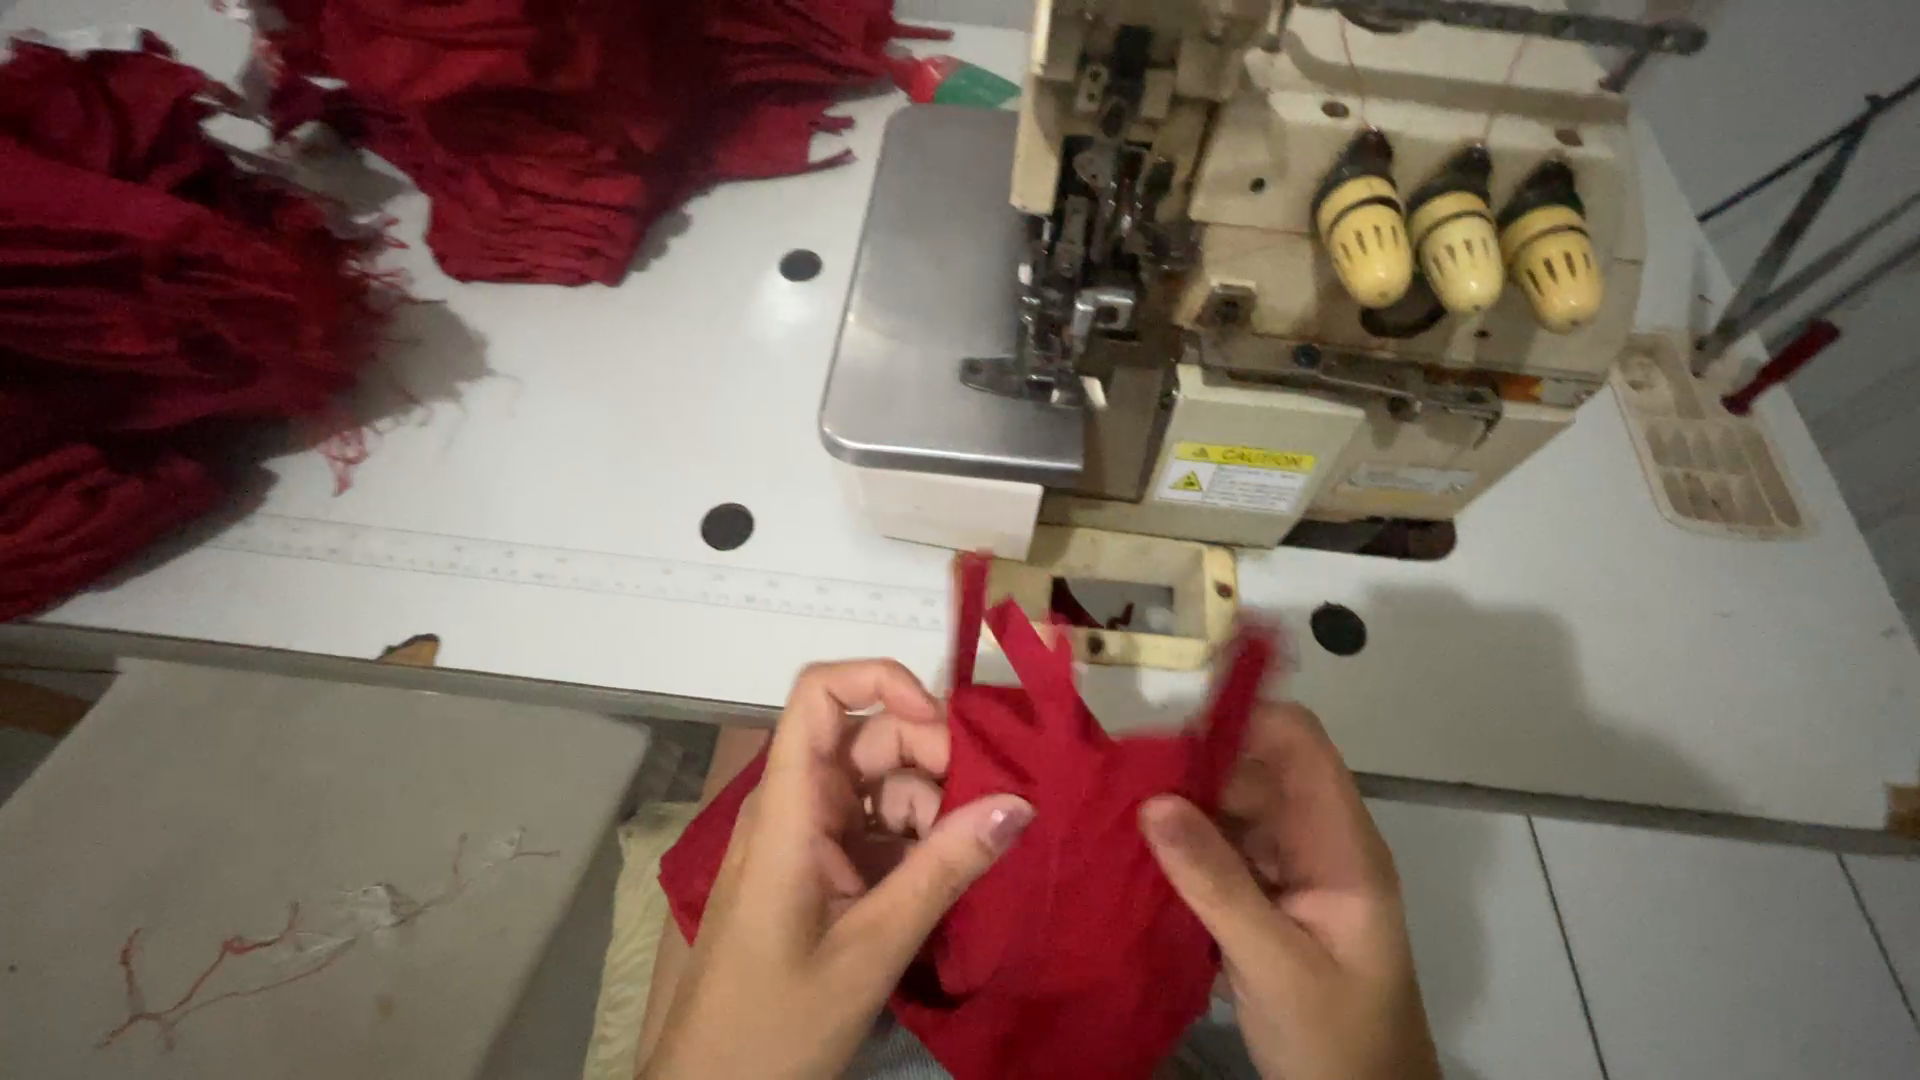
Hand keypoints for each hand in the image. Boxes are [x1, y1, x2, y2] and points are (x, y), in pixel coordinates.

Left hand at [642, 660, 1033, 1079]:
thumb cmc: (776, 1021)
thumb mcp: (873, 946)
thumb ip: (945, 869)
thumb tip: (1020, 804)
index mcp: (789, 803)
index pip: (819, 693)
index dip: (881, 681)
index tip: (941, 723)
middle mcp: (797, 800)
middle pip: (868, 735)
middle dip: (930, 757)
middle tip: (980, 806)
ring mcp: (808, 832)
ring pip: (880, 780)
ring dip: (930, 804)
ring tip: (963, 854)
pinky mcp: (822, 863)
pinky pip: (877, 823)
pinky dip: (916, 836)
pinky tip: (942, 871)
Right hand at [1139, 703, 1439, 1079]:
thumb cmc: (1338, 1042)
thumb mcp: (1278, 966)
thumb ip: (1217, 885)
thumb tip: (1153, 802)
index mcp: (1340, 843)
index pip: (1299, 743)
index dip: (1242, 715)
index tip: (1170, 714)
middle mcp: (1313, 837)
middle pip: (1254, 765)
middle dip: (1192, 755)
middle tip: (1120, 757)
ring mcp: (1285, 862)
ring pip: (1228, 800)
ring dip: (1178, 793)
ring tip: (1113, 789)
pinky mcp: (1259, 888)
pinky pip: (1216, 839)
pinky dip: (1178, 834)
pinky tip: (1132, 835)